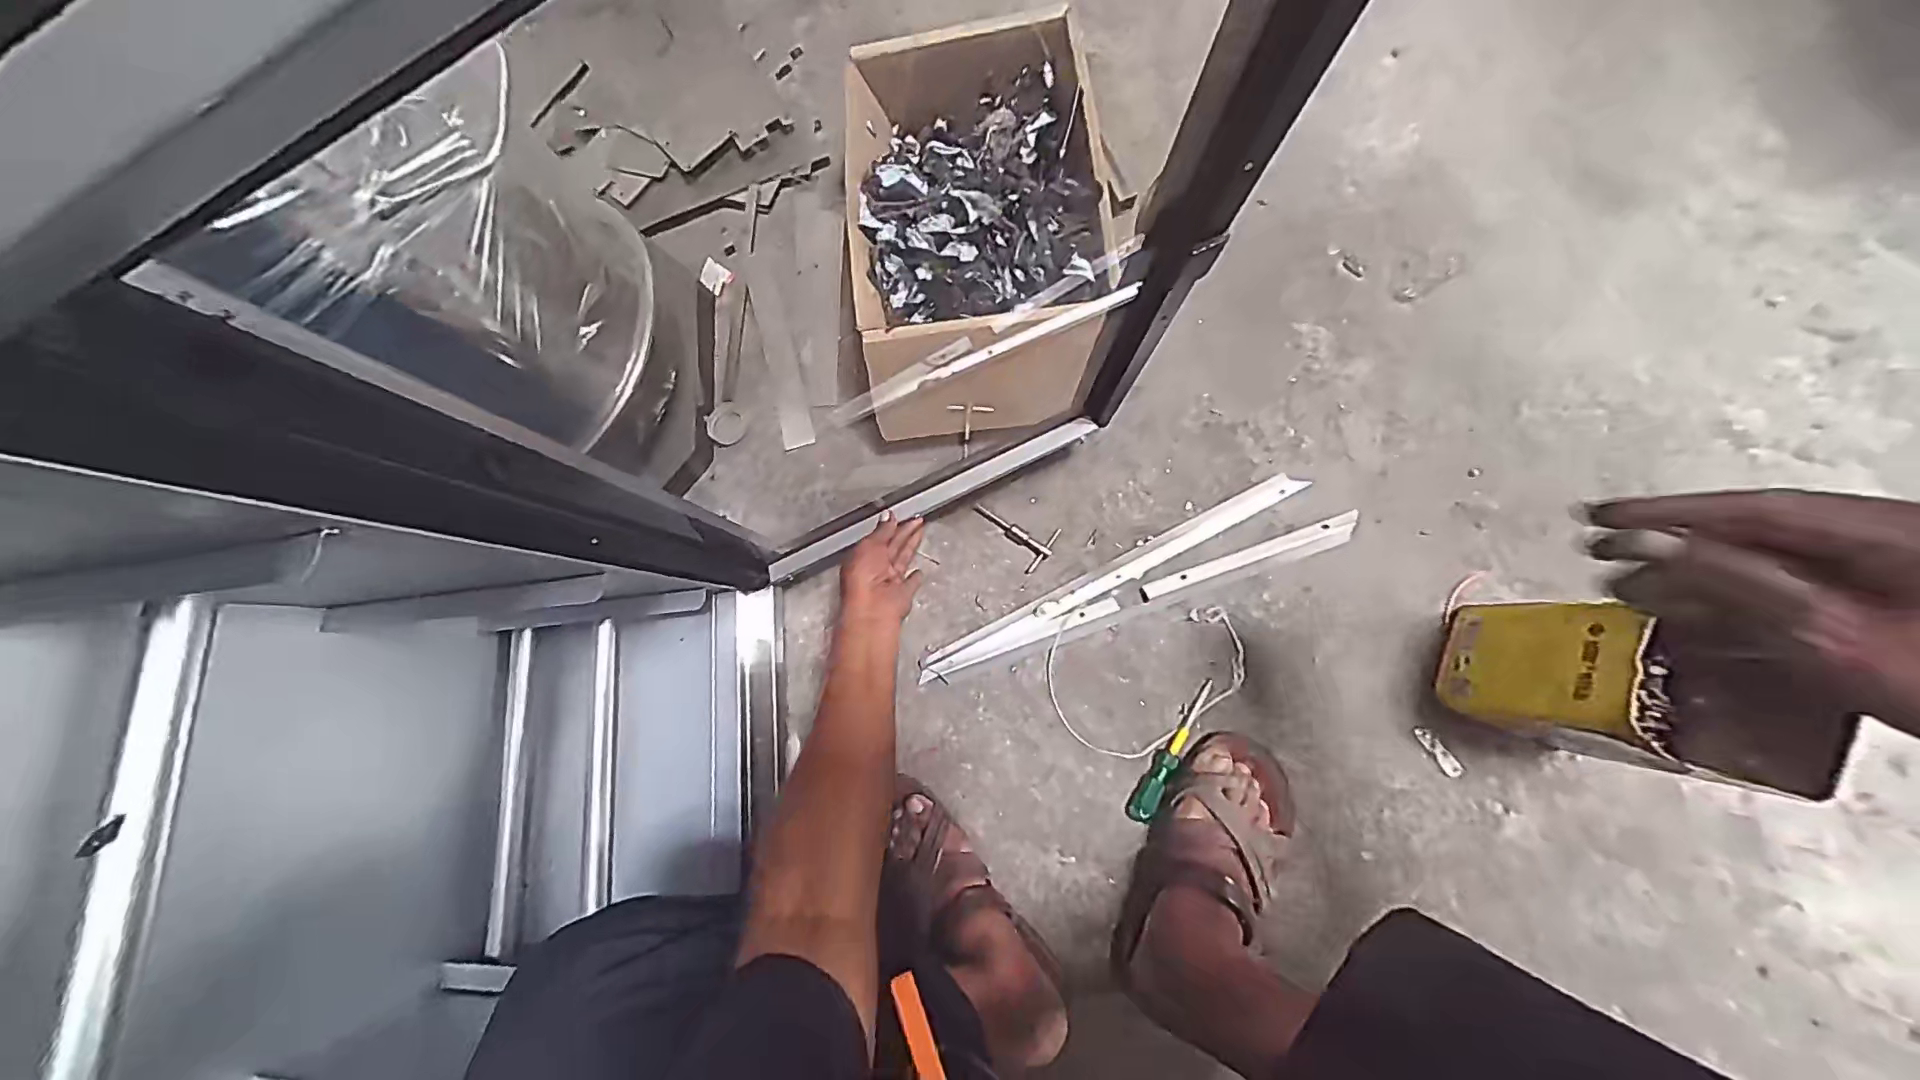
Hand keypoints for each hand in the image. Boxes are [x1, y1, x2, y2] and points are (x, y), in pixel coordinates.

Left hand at [838, 513, 925, 631]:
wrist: (872, 609)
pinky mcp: (903, 593)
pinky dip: (915, 578)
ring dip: (912, 546)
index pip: (879, 536)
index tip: (898, 515)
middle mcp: (876, 568)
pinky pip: (910, 583)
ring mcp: (890, 581)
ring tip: (920, 533)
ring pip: (903, 559)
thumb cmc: (863, 578)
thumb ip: (882, 531)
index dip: (890, 525)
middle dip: (905, 532)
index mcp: (864, 555)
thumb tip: (888, 516)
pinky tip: (919, 572)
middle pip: (893, 545)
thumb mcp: (870, 546)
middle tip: (917, 519)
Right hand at [1584, 489, 1919, 738]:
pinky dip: (1734, 611)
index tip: (1599, 516)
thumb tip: (1650, 544)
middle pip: (1755, 538)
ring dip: (1693, 581)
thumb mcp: (1829, 629)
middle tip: (1602, 554)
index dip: (1666, 510)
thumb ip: (1737, 581)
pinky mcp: (1886, 626)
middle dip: (1669, 547)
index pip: (1749, 510)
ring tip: (1632, 591)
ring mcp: (1890, 591)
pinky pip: (1792, 605)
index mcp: (1884, 536)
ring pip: (1769, 572)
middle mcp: (1886, 553)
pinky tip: (1698, 626)